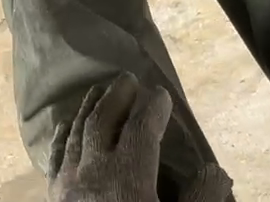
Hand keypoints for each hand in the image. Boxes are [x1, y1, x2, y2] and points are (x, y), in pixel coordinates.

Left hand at [47, 75, 233, 201]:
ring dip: (89, 108)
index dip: (154, 109)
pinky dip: (62, 136)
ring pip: (77, 133)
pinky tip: (64, 126)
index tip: (162, 94)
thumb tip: (216, 170)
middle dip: (117, 96)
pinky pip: (55, 158)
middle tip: (128, 79)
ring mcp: (68, 187)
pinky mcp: (53, 201)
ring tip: (97, 90)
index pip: (142, 129)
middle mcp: (93, 172)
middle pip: (104, 121)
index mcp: (128, 178)